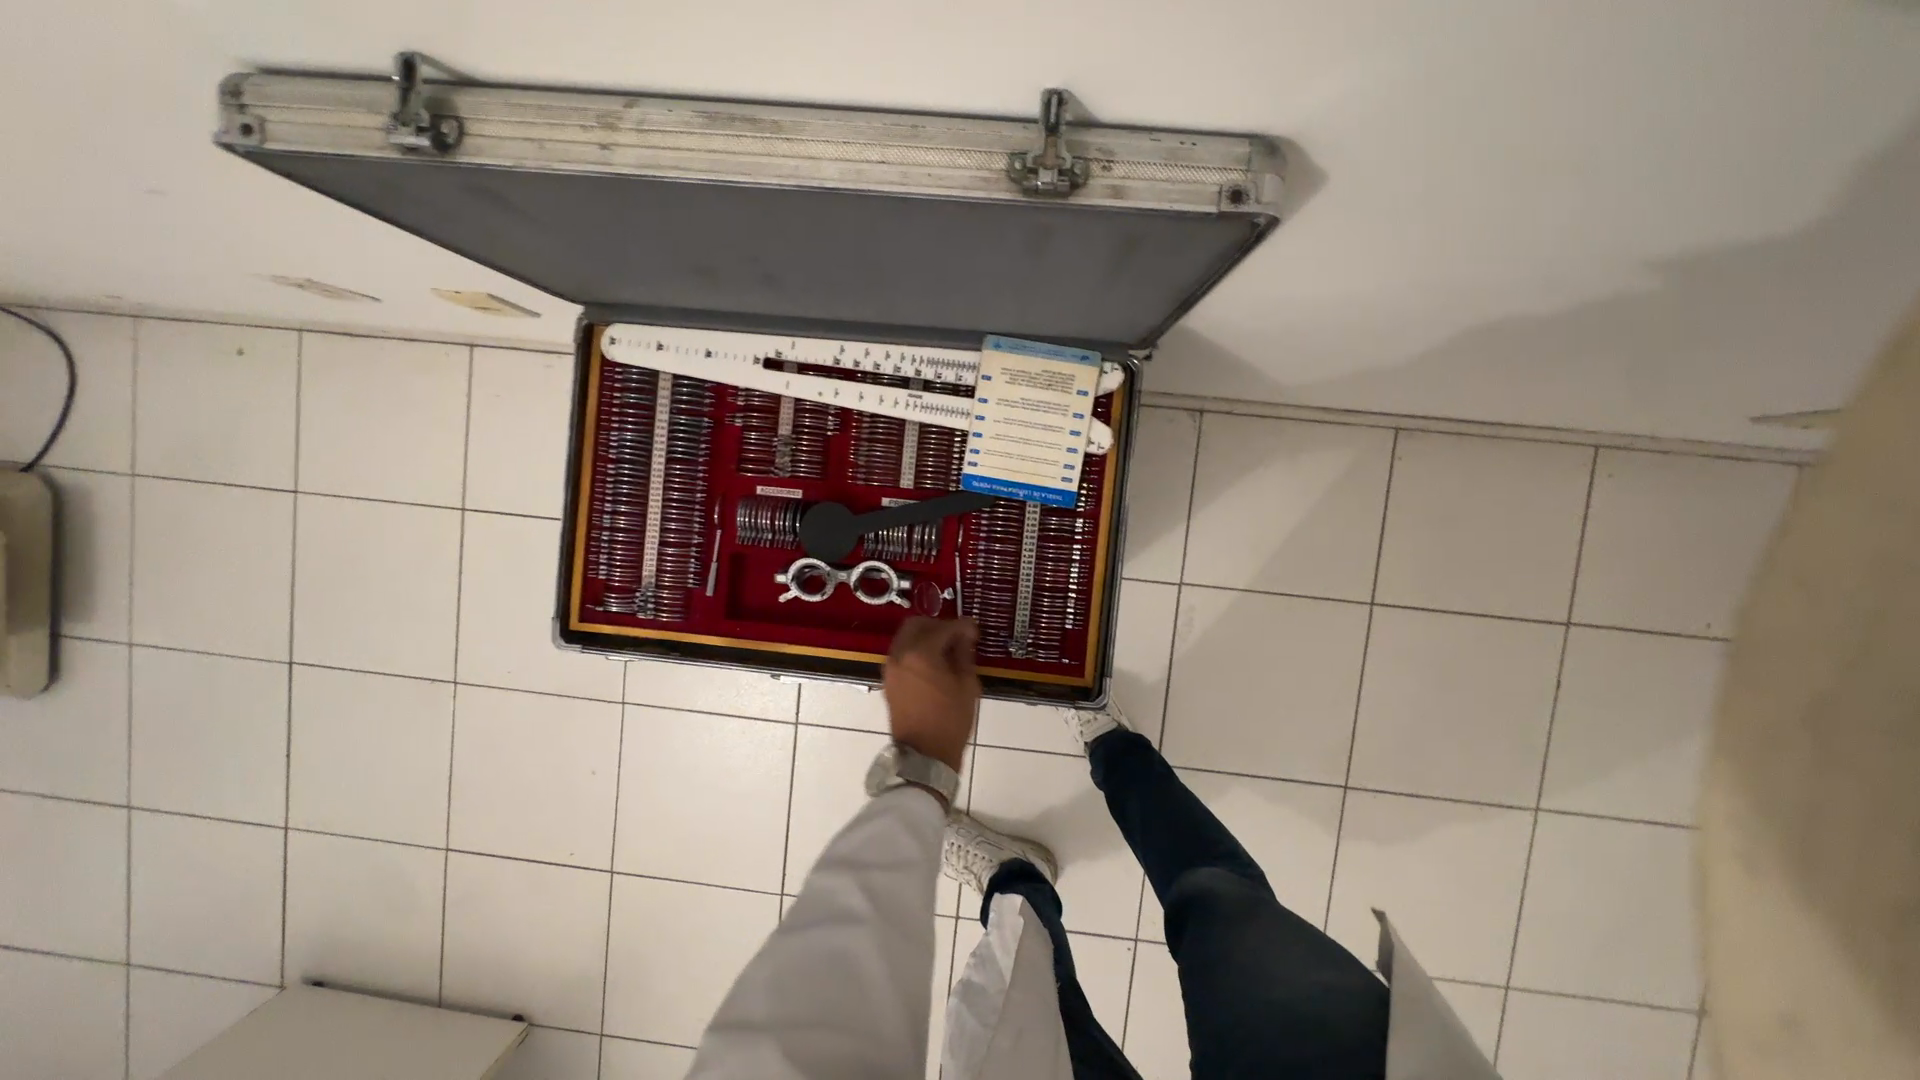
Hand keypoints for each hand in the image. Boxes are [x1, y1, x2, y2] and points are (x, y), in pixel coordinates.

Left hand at [883, 617, 978, 771]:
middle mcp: (899, 655)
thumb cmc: (951, 721)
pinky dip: (916, 652)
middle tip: (957, 637)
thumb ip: (963, 654)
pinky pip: (901, 655)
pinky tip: (934, 665)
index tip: (975, 631)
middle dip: (938, 626)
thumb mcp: (966, 685)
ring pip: (905, 638)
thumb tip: (964, 637)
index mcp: (920, 653)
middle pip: (916, 625)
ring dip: (925, 638)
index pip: (943, 628)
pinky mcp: (888, 681)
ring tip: (947, 652)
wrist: (924, 755)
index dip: (962, 626)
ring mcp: (890, 668)